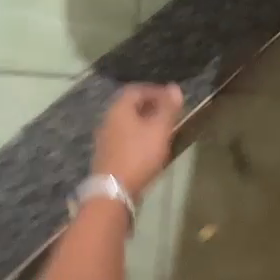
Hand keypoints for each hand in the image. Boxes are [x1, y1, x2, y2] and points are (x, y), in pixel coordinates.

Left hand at [92, 84, 183, 198]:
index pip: (137, 89)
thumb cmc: (138, 155)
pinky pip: (124, 138)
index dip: (156, 90)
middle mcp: (108, 119)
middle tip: (169, 114)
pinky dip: (138, 137)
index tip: (171, 98)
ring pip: (127, 123)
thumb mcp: (159, 130)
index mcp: (119, 108)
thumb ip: (168, 108)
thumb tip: (175, 87)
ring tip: (162, 131)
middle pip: (130, 106)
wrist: (113, 191)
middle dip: (151, 107)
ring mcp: (105, 138)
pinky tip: (149, 148)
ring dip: (144, 123)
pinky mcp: (106, 155)